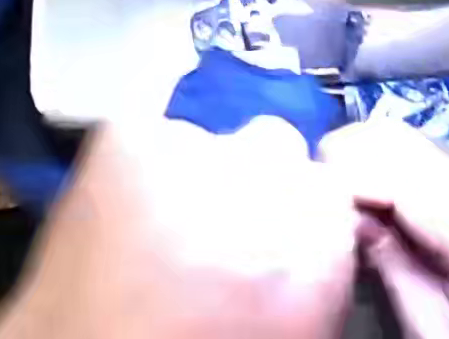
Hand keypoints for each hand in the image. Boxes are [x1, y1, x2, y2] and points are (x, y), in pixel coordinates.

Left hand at [0, 116, 359, 338]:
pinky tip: (121, 202)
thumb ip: (305, 266)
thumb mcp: (288, 327)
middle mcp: (257, 171)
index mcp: (314, 236)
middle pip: (273, 143)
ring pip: (206, 137)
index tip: (273, 236)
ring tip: (157, 223)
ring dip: (191, 173)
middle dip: (252, 178)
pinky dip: (140, 160)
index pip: (327, 185)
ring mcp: (185, 142)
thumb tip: (300, 233)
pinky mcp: (124, 131)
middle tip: (214, 226)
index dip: (298, 212)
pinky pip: (148, 130)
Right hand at [318, 120, 448, 338]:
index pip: (398, 174)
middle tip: (313, 188)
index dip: (342, 174)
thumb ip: (390, 264)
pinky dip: (387, 161)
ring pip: (407, 136)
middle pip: (399, 140)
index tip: (304, 191)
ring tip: (338, 190)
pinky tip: (372, 192)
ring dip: (363, 153)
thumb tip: (337, 207)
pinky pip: (425, 151)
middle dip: (346, 154)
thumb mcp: (436, 335)